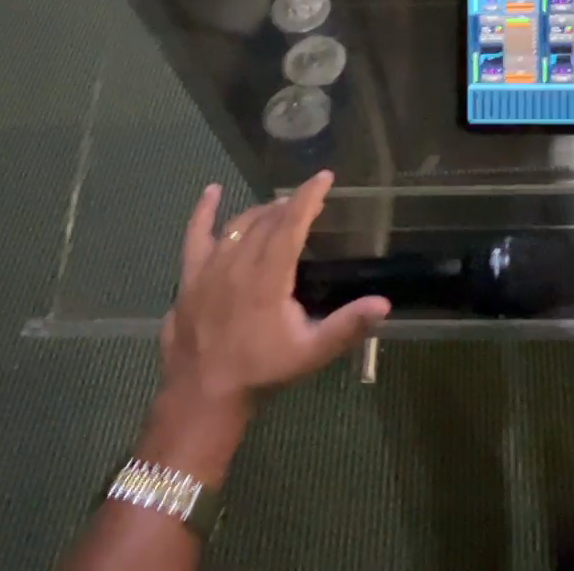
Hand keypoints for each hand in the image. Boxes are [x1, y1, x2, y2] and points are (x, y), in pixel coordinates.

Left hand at [161, 170, 389, 403]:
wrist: (203, 397)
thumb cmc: (262, 371)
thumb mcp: (311, 352)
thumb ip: (347, 325)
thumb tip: (384, 304)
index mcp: (268, 277)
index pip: (291, 224)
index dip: (309, 197)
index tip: (324, 176)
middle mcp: (238, 263)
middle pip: (267, 220)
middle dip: (290, 205)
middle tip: (308, 200)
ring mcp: (210, 268)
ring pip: (239, 225)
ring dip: (261, 211)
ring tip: (278, 206)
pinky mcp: (190, 277)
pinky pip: (195, 235)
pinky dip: (204, 211)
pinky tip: (212, 191)